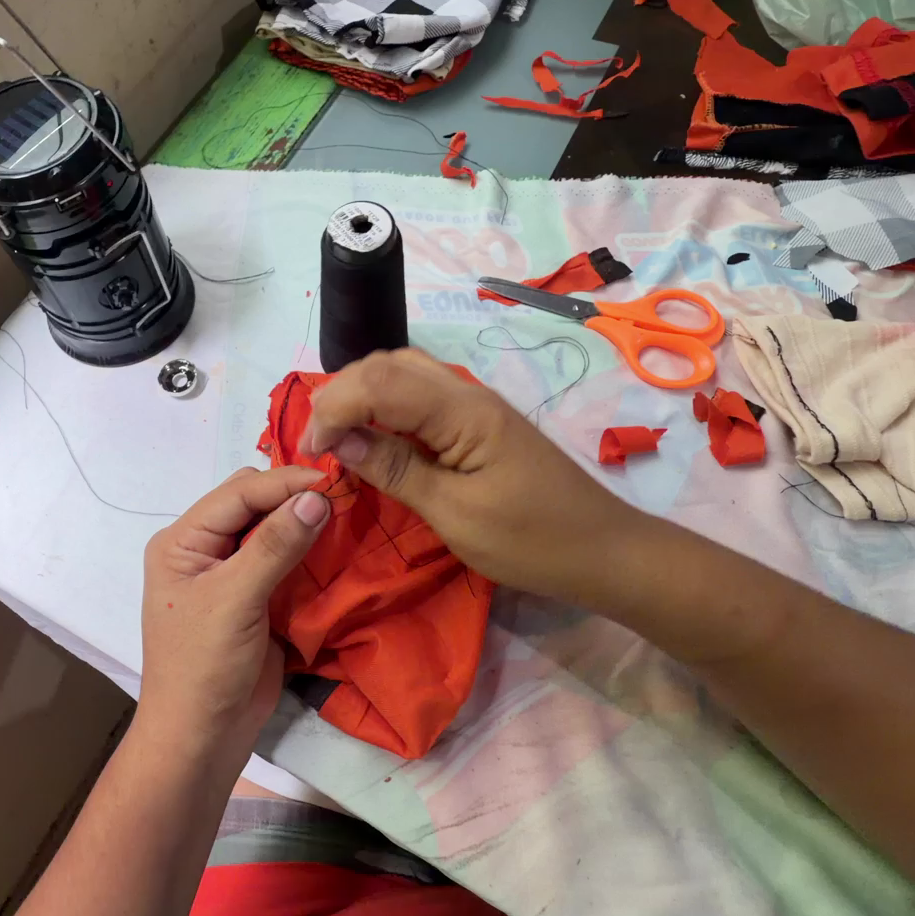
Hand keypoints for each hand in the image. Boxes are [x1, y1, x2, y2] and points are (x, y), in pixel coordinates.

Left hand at [138, 466, 329, 754]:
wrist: (202, 740)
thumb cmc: (204, 667)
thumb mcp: (235, 600)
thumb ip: (275, 546)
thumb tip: (316, 497)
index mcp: (182, 541)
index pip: (237, 494)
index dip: (283, 482)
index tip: (332, 477)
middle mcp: (203, 549)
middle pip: (252, 504)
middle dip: (293, 496)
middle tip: (341, 493)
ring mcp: (229, 574)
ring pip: (271, 529)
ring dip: (303, 521)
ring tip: (346, 509)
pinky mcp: (255, 598)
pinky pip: (284, 560)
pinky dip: (308, 551)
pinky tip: (336, 543)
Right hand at [301, 348, 641, 607]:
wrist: (603, 551)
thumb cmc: (532, 542)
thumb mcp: (456, 515)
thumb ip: (396, 470)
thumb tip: (342, 439)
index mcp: (463, 412)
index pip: (379, 383)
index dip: (334, 408)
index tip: (311, 451)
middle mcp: (466, 392)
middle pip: (388, 364)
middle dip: (340, 394)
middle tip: (315, 443)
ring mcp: (474, 403)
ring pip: (402, 372)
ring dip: (360, 394)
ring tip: (335, 435)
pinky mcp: (477, 420)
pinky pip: (419, 394)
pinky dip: (384, 405)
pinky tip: (372, 434)